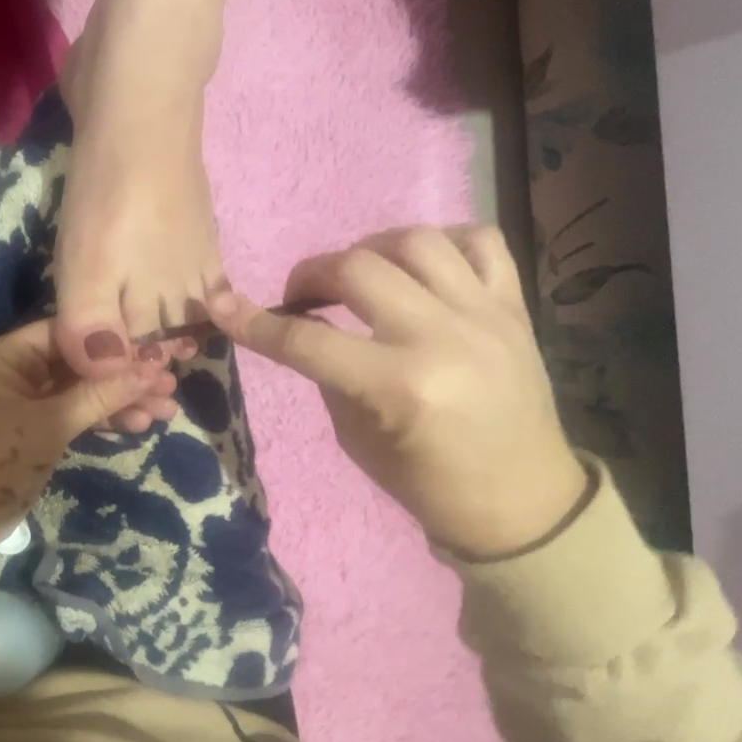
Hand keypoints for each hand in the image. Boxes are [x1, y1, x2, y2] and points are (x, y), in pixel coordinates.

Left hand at [0, 319, 177, 578]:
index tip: (161, 353)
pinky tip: (138, 424)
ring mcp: (26, 399)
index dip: (115, 342)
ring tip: (166, 411)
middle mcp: (16, 369)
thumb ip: (100, 394)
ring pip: (82, 389)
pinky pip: (75, 412)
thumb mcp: (51, 426)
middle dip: (124, 375)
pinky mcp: (35, 427)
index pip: (69, 331)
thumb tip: (153, 367)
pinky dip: (103, 417)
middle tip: (172, 387)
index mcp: (8, 355)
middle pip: (79, 360)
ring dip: (120, 399)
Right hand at [209, 226, 587, 559]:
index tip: (221, 306)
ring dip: (370, 249)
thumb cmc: (424, 481)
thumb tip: (300, 326)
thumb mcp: (355, 435)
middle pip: (357, 270)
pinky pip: (481, 241)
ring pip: (416, 241)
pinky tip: (421, 268)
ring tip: (360, 274)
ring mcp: (485, 317)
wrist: (520, 500)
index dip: (255, 322)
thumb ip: (328, 372)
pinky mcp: (516, 308)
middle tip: (302, 297)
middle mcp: (442, 339)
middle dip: (311, 274)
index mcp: (398, 387)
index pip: (307, 340)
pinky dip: (442, 243)